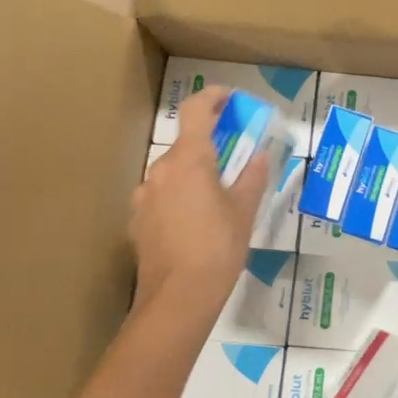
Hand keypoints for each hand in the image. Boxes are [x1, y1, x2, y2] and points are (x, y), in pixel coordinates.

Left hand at [130, 87, 268, 303]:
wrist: (177, 300)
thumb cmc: (218, 249)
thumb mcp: (244, 212)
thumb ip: (252, 177)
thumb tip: (260, 155)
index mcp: (189, 160)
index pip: (196, 110)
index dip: (212, 97)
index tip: (230, 98)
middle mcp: (161, 170)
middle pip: (185, 144)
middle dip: (209, 144)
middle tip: (234, 155)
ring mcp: (144, 196)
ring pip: (172, 172)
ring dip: (193, 173)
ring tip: (216, 196)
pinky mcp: (137, 221)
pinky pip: (161, 197)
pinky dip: (179, 198)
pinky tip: (194, 223)